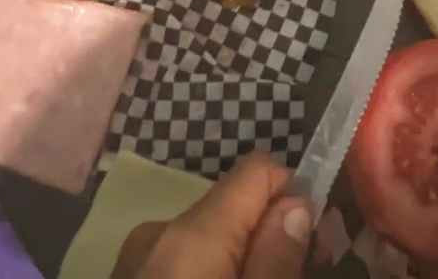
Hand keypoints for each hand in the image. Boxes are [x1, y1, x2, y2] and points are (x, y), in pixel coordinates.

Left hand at [112, 152, 312, 278]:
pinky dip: (204, 275)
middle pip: (233, 208)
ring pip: (206, 240)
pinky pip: (176, 265)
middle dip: (265, 237)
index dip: (293, 197)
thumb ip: (274, 261)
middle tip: (293, 276)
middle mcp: (158, 231)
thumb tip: (297, 203)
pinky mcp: (122, 278)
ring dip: (235, 260)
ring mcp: (132, 259)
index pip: (256, 169)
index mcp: (191, 233)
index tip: (315, 246)